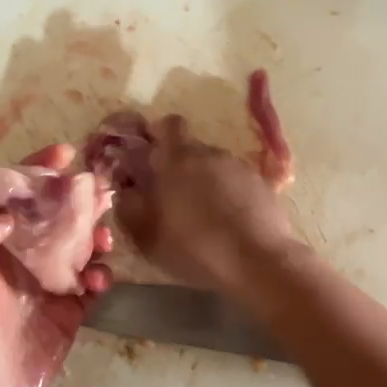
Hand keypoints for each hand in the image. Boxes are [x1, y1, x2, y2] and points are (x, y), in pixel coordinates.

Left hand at [0, 147, 110, 386]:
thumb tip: (8, 213)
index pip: (12, 198)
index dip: (36, 172)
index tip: (65, 153)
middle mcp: (17, 260)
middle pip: (53, 217)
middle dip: (77, 200)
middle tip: (102, 191)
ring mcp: (44, 287)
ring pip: (77, 246)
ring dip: (94, 235)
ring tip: (105, 239)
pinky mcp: (68, 314)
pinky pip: (90, 284)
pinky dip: (101, 276)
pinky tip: (101, 280)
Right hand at [114, 115, 297, 292]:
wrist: (257, 261)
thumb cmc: (194, 247)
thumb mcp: (147, 235)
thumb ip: (129, 207)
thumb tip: (125, 190)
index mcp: (177, 159)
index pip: (168, 125)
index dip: (159, 136)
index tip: (152, 158)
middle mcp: (210, 153)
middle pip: (191, 150)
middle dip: (180, 168)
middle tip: (173, 199)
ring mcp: (239, 167)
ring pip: (215, 166)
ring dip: (206, 182)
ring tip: (204, 216)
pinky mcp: (261, 184)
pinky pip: (237, 182)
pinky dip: (230, 195)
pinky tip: (229, 222)